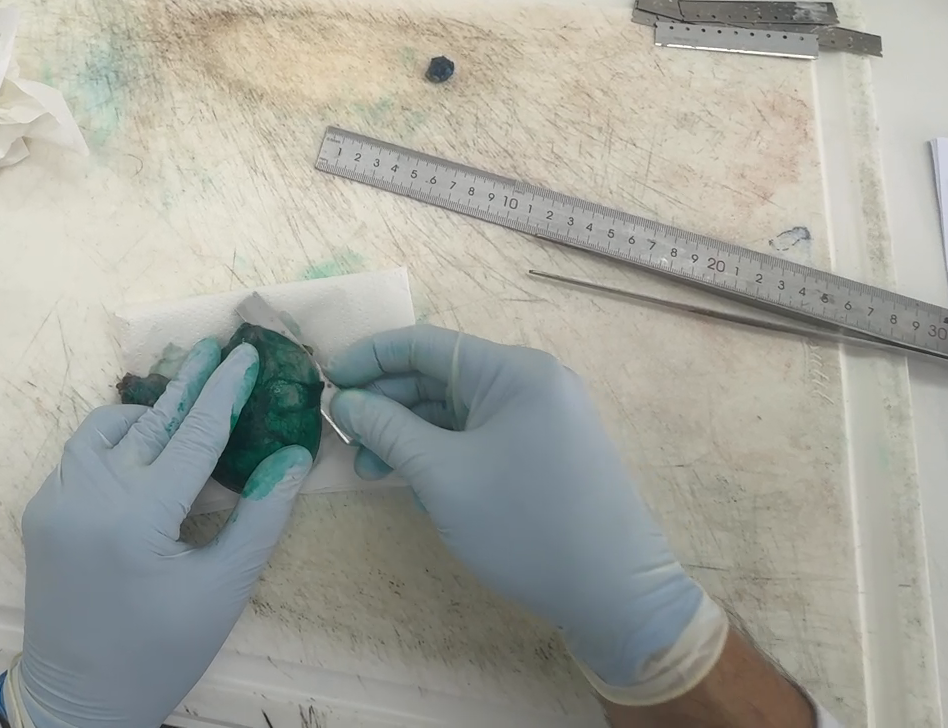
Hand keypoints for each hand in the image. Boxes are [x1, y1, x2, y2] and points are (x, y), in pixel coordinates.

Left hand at [8, 339, 313, 727]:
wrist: (75, 702)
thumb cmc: (160, 653)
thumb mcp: (222, 593)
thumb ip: (258, 519)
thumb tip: (293, 457)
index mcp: (138, 520)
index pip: (194, 436)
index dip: (224, 391)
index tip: (244, 354)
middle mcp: (90, 497)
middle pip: (150, 421)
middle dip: (187, 381)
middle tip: (213, 345)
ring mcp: (56, 500)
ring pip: (104, 429)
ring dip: (145, 412)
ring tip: (179, 406)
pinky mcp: (39, 510)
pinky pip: (78, 455)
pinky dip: (110, 441)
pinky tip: (136, 449)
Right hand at [327, 325, 710, 692]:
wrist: (619, 604)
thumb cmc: (526, 526)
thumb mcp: (442, 475)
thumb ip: (385, 428)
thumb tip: (342, 401)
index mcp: (513, 371)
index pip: (423, 344)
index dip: (369, 358)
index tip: (328, 381)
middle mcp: (527, 381)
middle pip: (435, 376)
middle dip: (385, 404)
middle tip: (344, 436)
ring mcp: (536, 415)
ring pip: (450, 407)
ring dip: (405, 432)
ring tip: (370, 469)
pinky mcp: (537, 446)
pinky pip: (472, 432)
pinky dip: (435, 449)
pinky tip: (408, 478)